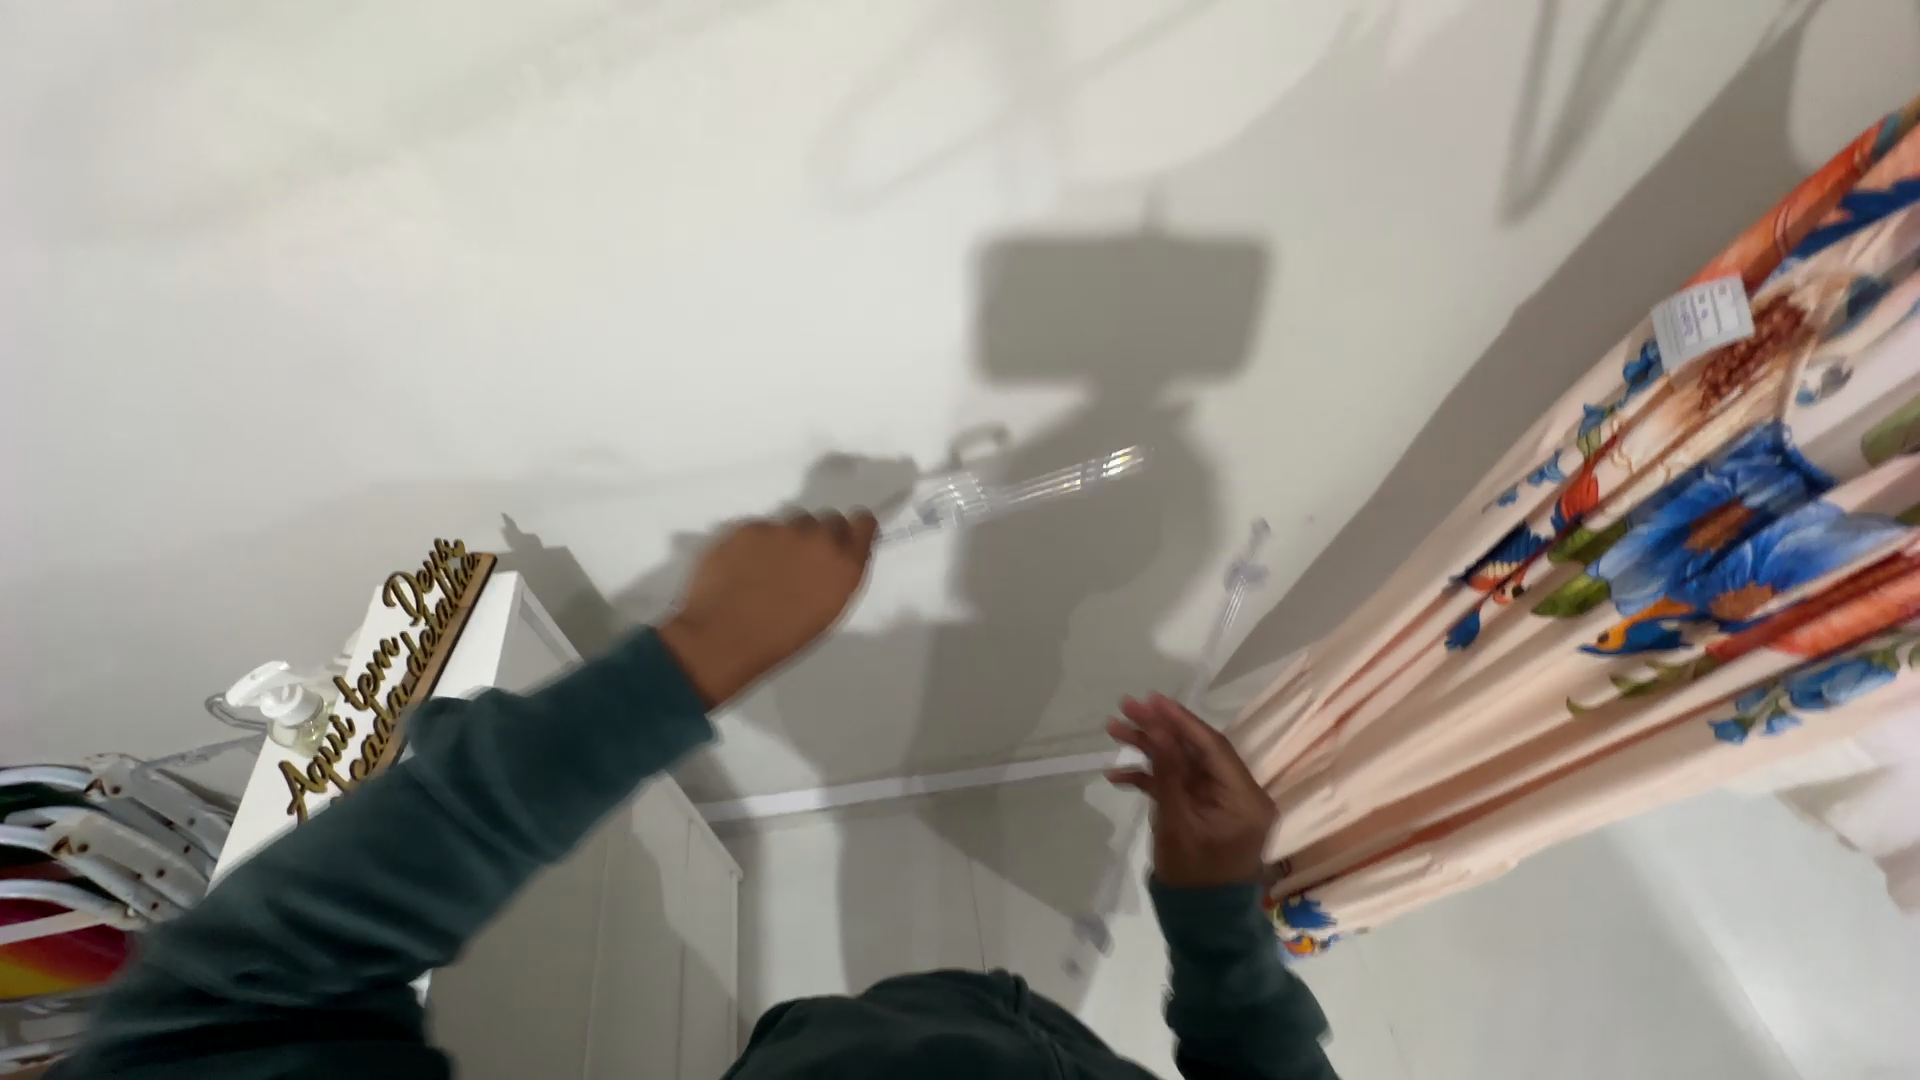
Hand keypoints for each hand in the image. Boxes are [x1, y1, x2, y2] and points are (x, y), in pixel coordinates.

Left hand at [658, 510, 877, 707]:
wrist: (723, 637)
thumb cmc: (781, 638)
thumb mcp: (827, 610)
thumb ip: (838, 575)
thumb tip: (834, 558)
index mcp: (845, 565)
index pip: (863, 521)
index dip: (852, 529)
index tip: (841, 541)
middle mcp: (819, 539)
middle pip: (828, 519)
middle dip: (818, 536)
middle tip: (799, 562)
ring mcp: (782, 529)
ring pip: (792, 521)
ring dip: (787, 538)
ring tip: (765, 568)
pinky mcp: (748, 526)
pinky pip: (759, 528)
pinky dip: (754, 544)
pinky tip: (741, 568)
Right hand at [1107, 693, 1275, 888]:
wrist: (1200, 924)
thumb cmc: (1192, 874)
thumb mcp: (1176, 820)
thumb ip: (1168, 770)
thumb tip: (1158, 726)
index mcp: (1246, 797)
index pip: (1212, 746)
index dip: (1179, 720)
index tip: (1151, 698)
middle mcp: (1239, 794)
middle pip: (1195, 750)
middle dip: (1158, 729)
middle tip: (1125, 707)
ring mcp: (1220, 803)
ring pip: (1183, 764)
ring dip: (1149, 749)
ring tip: (1114, 730)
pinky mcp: (1204, 811)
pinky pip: (1179, 785)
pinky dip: (1152, 778)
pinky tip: (1118, 775)